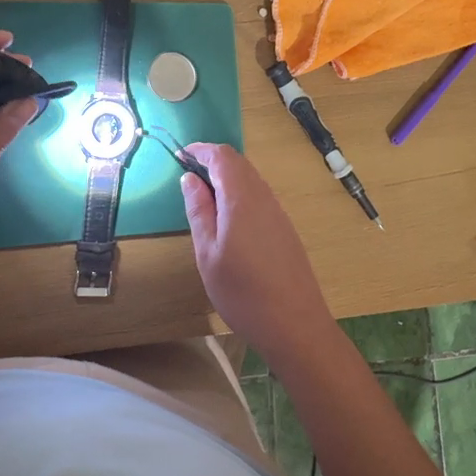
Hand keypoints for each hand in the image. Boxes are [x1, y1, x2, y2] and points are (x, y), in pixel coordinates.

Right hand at [181, 143, 334, 362]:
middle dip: (212, 162)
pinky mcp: (285, 228)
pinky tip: (228, 222)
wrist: (295, 325)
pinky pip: (259, 197)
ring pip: (250, 180)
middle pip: (238, 164)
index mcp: (242, 198)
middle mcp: (264, 197)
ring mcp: (278, 212)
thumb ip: (199, 211)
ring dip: (226, 179)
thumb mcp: (208, 253)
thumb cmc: (242, 292)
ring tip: (203, 201)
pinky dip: (239, 195)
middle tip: (187, 179)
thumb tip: (189, 179)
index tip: (179, 155)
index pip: (222, 156)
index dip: (200, 150)